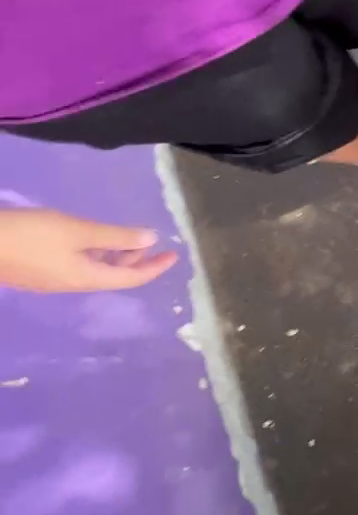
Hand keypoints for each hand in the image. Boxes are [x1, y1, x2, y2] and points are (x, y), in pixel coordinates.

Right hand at [0, 209, 179, 292]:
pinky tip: (85, 239)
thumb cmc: (24, 236)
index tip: (174, 254)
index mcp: (85, 278)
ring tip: (121, 237)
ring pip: (90, 269)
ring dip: (111, 255)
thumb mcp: (76, 231)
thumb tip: (150, 239)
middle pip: (112, 275)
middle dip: (134, 259)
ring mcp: (45, 279)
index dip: (156, 267)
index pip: (132, 278)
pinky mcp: (26, 270)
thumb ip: (116, 236)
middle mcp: (67, 283)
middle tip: (146, 241)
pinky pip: (69, 265)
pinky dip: (88, 253)